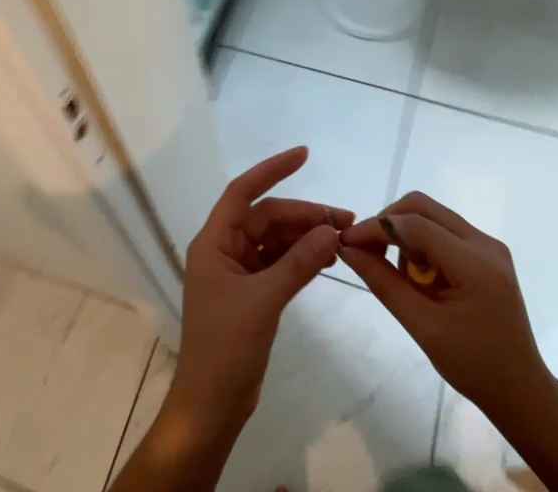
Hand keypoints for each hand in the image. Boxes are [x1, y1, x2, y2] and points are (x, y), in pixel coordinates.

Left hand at [111, 148, 350, 491]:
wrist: (212, 402)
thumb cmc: (226, 347)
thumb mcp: (264, 301)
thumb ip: (298, 263)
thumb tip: (331, 231)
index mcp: (214, 242)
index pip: (243, 192)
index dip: (272, 169)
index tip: (305, 155)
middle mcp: (223, 249)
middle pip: (266, 216)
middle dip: (304, 214)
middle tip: (346, 221)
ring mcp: (237, 271)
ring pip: (275, 239)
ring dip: (305, 236)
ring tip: (342, 241)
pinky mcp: (250, 292)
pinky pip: (278, 261)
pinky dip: (301, 258)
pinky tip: (327, 260)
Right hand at [337, 191, 553, 420]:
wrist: (519, 389)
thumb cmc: (472, 365)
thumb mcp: (422, 326)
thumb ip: (383, 283)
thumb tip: (348, 250)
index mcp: (475, 263)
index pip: (415, 224)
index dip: (376, 228)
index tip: (346, 243)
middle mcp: (485, 243)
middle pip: (423, 208)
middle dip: (389, 224)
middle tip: (367, 254)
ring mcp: (489, 246)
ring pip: (432, 217)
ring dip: (406, 236)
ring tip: (403, 280)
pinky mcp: (487, 255)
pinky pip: (444, 232)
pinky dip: (422, 245)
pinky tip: (421, 280)